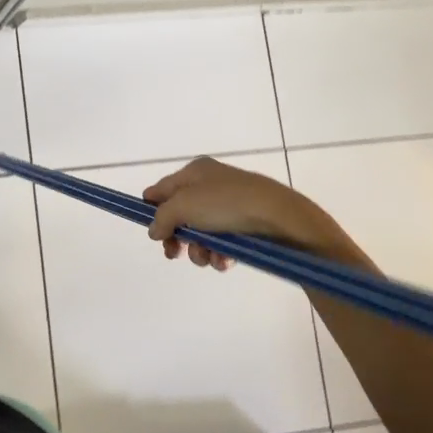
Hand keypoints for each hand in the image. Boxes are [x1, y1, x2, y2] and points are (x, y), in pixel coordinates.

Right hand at [141, 157, 366, 270]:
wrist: (281, 217)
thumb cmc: (227, 204)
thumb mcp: (184, 206)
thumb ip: (161, 218)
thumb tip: (154, 231)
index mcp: (195, 172)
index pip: (162, 188)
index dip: (152, 209)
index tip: (151, 231)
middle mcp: (211, 185)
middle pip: (180, 215)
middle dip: (176, 237)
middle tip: (174, 254)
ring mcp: (229, 207)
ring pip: (201, 233)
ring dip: (199, 250)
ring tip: (208, 257)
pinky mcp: (246, 227)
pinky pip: (222, 243)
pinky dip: (219, 254)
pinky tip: (224, 260)